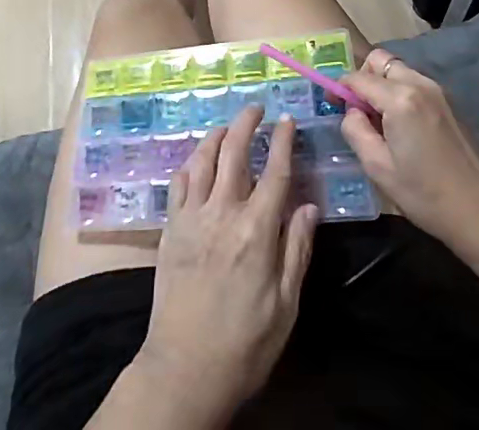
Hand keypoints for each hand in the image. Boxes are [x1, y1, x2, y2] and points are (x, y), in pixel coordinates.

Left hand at [134, 106, 318, 418]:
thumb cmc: (245, 343)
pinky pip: (179, 184)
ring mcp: (191, 219)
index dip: (282, 143)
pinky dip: (190, 163)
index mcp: (257, 232)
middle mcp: (222, 214)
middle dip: (246, 125)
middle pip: (234, 154)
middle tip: (256, 108)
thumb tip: (309, 206)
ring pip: (203, 161)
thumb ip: (297, 250)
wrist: (184, 369)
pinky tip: (197, 159)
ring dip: (216, 137)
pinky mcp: (170, 230)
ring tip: (227, 126)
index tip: (287, 120)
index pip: (274, 173)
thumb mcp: (286, 304)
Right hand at [339, 49, 478, 250]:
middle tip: (356, 109)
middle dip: (362, 78)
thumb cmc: (423, 193)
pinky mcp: (448, 102)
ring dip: (381, 84)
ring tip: (378, 120)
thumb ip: (355, 130)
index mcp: (400, 98)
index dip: (339, 87)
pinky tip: (399, 125)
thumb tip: (352, 113)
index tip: (330, 103)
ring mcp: (437, 91)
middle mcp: (419, 84)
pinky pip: (414, 83)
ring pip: (398, 70)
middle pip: (380, 61)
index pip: (358, 77)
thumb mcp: (376, 166)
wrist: (478, 209)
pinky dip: (399, 92)